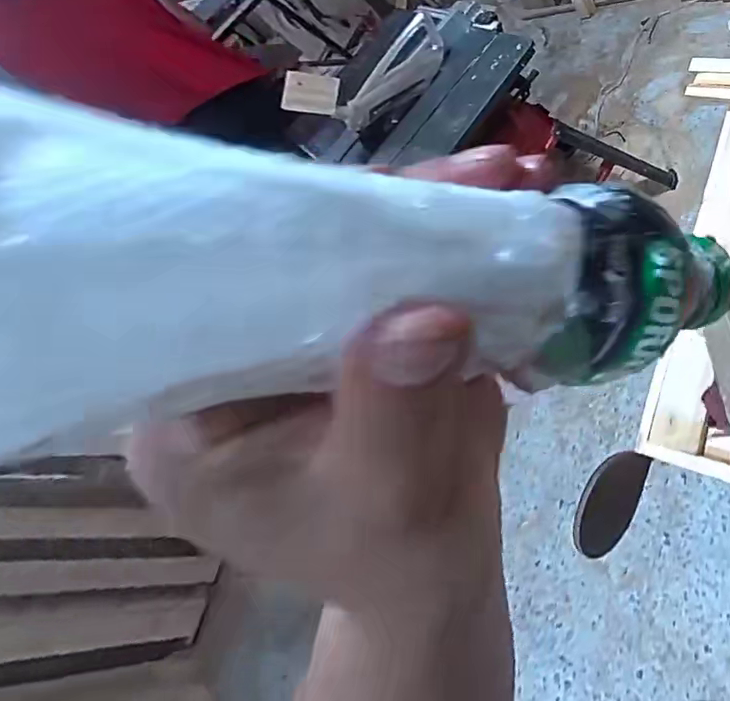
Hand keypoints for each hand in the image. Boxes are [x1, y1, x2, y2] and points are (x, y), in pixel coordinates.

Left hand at [124, 145, 552, 618]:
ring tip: (526, 175)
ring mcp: (329, 333)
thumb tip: (430, 314)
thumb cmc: (395, 549)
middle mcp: (255, 348)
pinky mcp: (386, 328)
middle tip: (497, 168)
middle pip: (326, 247)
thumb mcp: (387, 493)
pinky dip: (480, 242)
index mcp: (200, 396)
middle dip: (417, 201)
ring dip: (460, 210)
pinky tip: (528, 214)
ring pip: (386, 247)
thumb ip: (394, 406)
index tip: (408, 185)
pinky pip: (429, 270)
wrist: (442, 562)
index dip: (323, 225)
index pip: (241, 279)